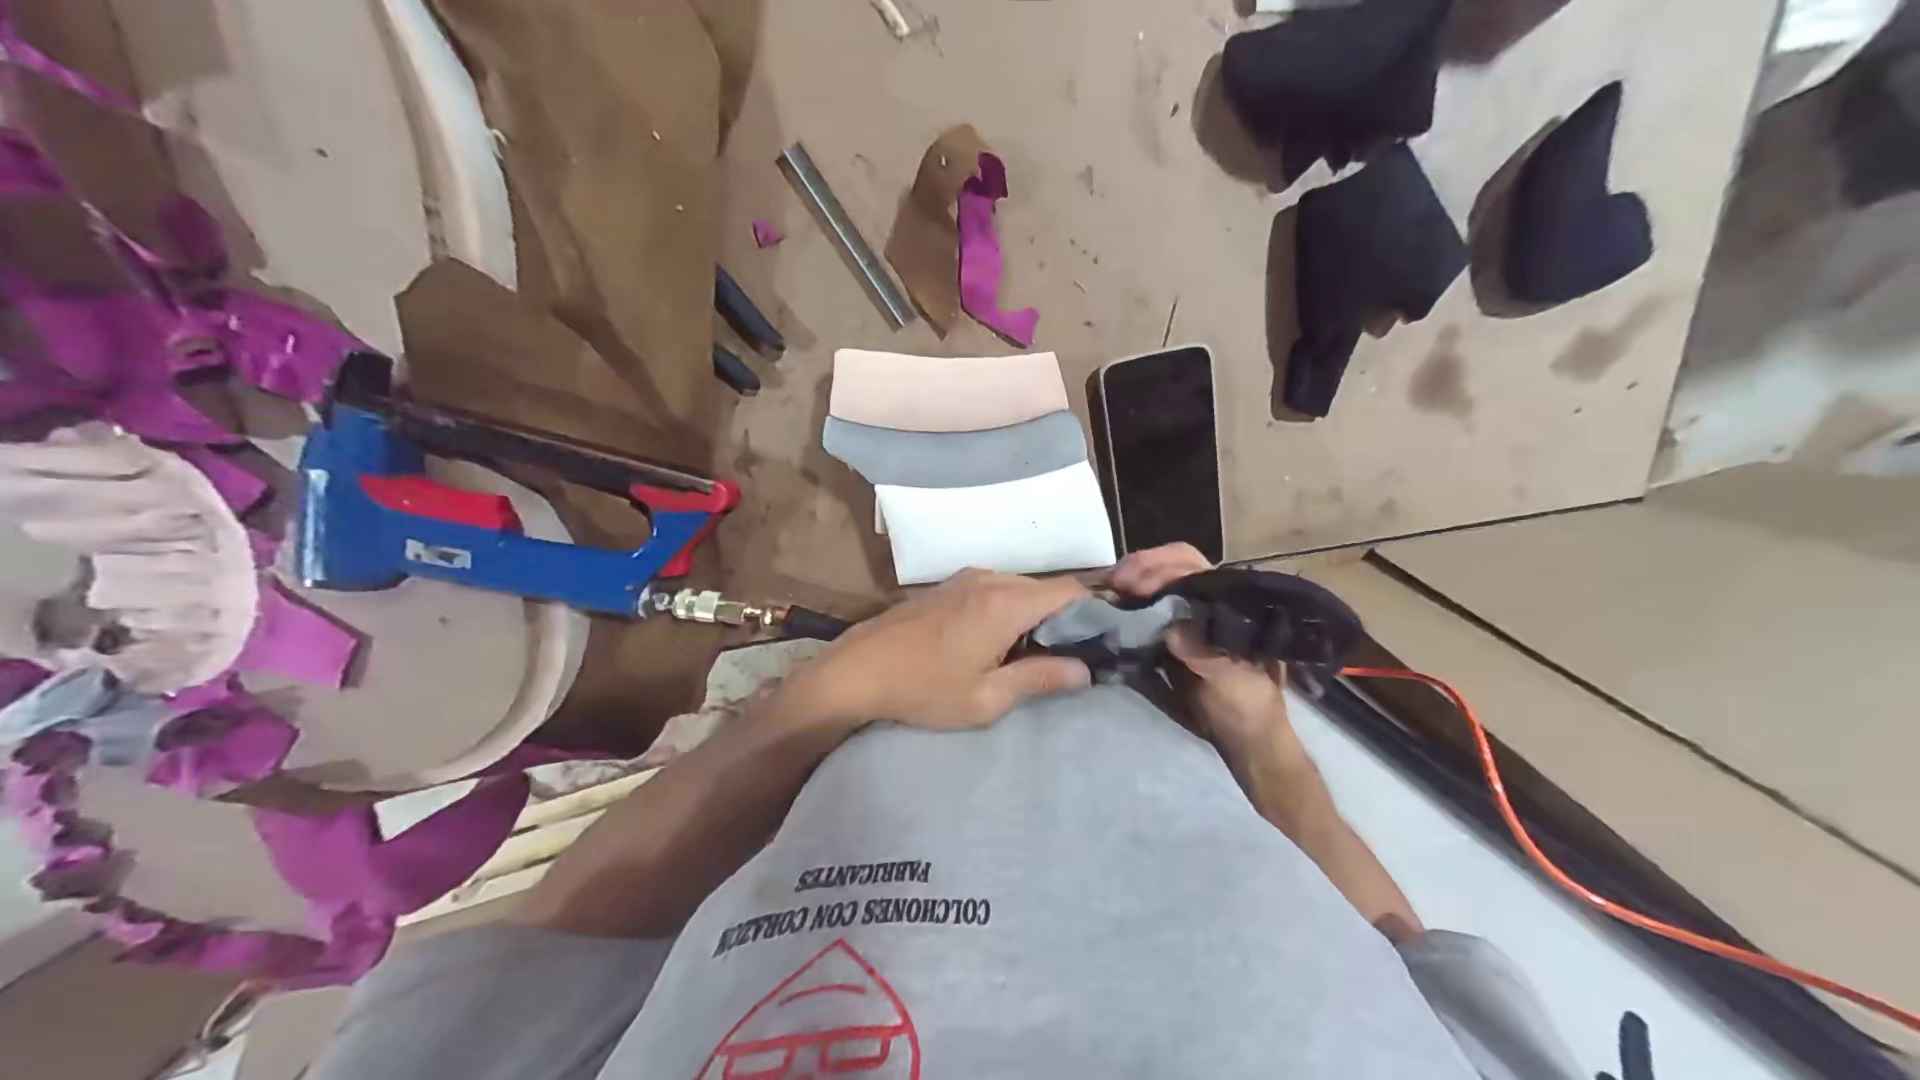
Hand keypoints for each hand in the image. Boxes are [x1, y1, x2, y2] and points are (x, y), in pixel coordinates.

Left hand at [776, 570, 1092, 732]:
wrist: (856, 672)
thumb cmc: (922, 689)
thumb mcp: (986, 698)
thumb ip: (1040, 678)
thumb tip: (1084, 670)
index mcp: (1006, 602)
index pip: (1071, 591)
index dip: (1094, 613)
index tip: (1102, 641)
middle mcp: (990, 578)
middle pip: (1047, 588)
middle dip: (1066, 617)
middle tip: (1072, 655)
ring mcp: (965, 578)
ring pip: (1021, 588)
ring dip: (1036, 614)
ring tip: (1036, 653)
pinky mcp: (947, 586)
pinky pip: (995, 590)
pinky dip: (1010, 610)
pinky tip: (1000, 642)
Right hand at [1109, 544, 1290, 750]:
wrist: (1244, 737)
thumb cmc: (1248, 709)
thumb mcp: (1235, 686)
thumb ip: (1211, 658)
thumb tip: (1175, 631)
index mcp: (1234, 603)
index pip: (1193, 570)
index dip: (1161, 571)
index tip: (1132, 586)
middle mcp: (1213, 598)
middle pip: (1175, 562)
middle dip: (1142, 567)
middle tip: (1114, 583)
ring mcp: (1192, 611)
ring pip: (1162, 575)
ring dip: (1134, 577)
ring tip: (1110, 590)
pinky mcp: (1174, 628)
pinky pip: (1151, 600)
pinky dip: (1130, 595)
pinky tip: (1114, 604)